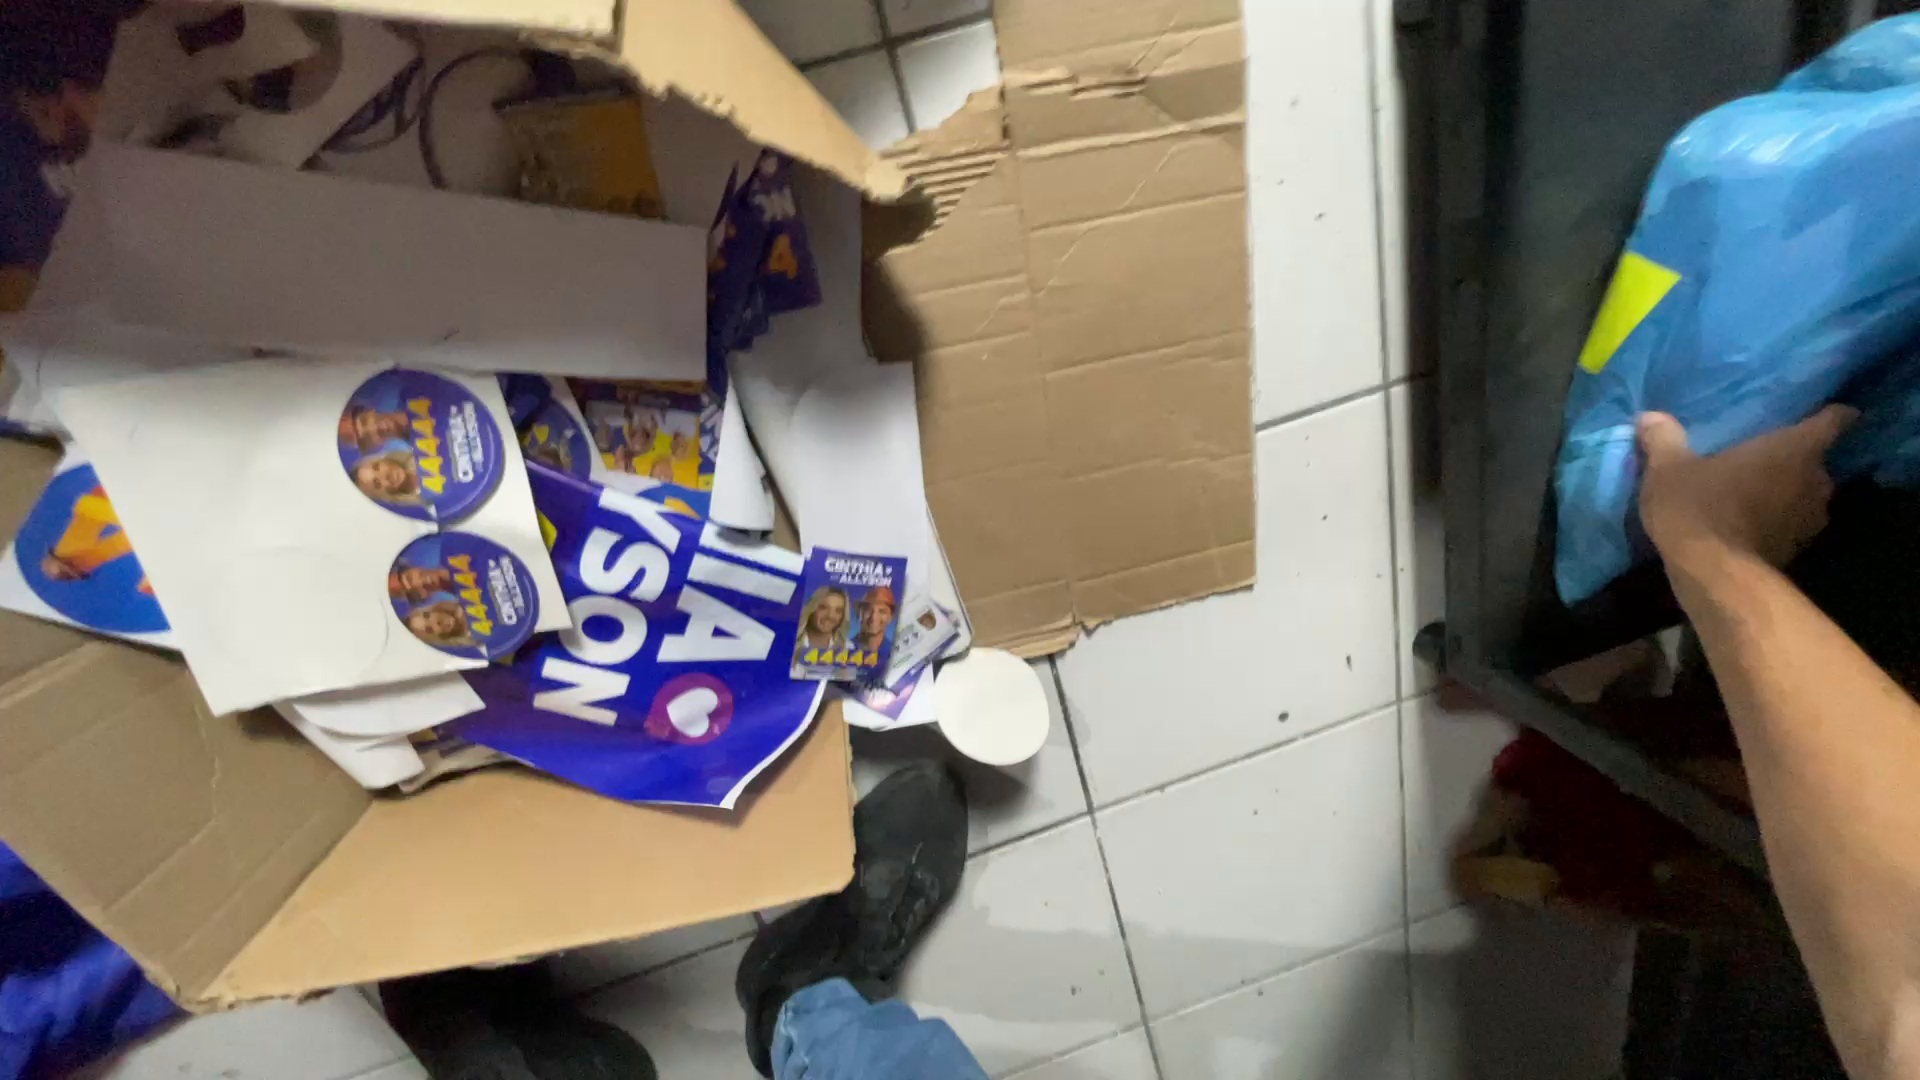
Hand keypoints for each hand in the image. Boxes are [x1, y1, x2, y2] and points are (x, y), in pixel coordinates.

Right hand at [1636, 406, 1854, 573]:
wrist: (1712, 569)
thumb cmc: (1695, 506)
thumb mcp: (1666, 469)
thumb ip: (1663, 439)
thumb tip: (1649, 415)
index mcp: (1792, 449)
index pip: (1833, 418)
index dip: (1824, 414)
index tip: (1805, 415)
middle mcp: (1817, 477)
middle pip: (1813, 458)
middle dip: (1787, 459)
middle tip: (1752, 461)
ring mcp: (1814, 514)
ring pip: (1803, 491)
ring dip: (1780, 491)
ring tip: (1744, 495)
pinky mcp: (1800, 543)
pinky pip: (1791, 521)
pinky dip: (1772, 519)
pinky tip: (1742, 525)